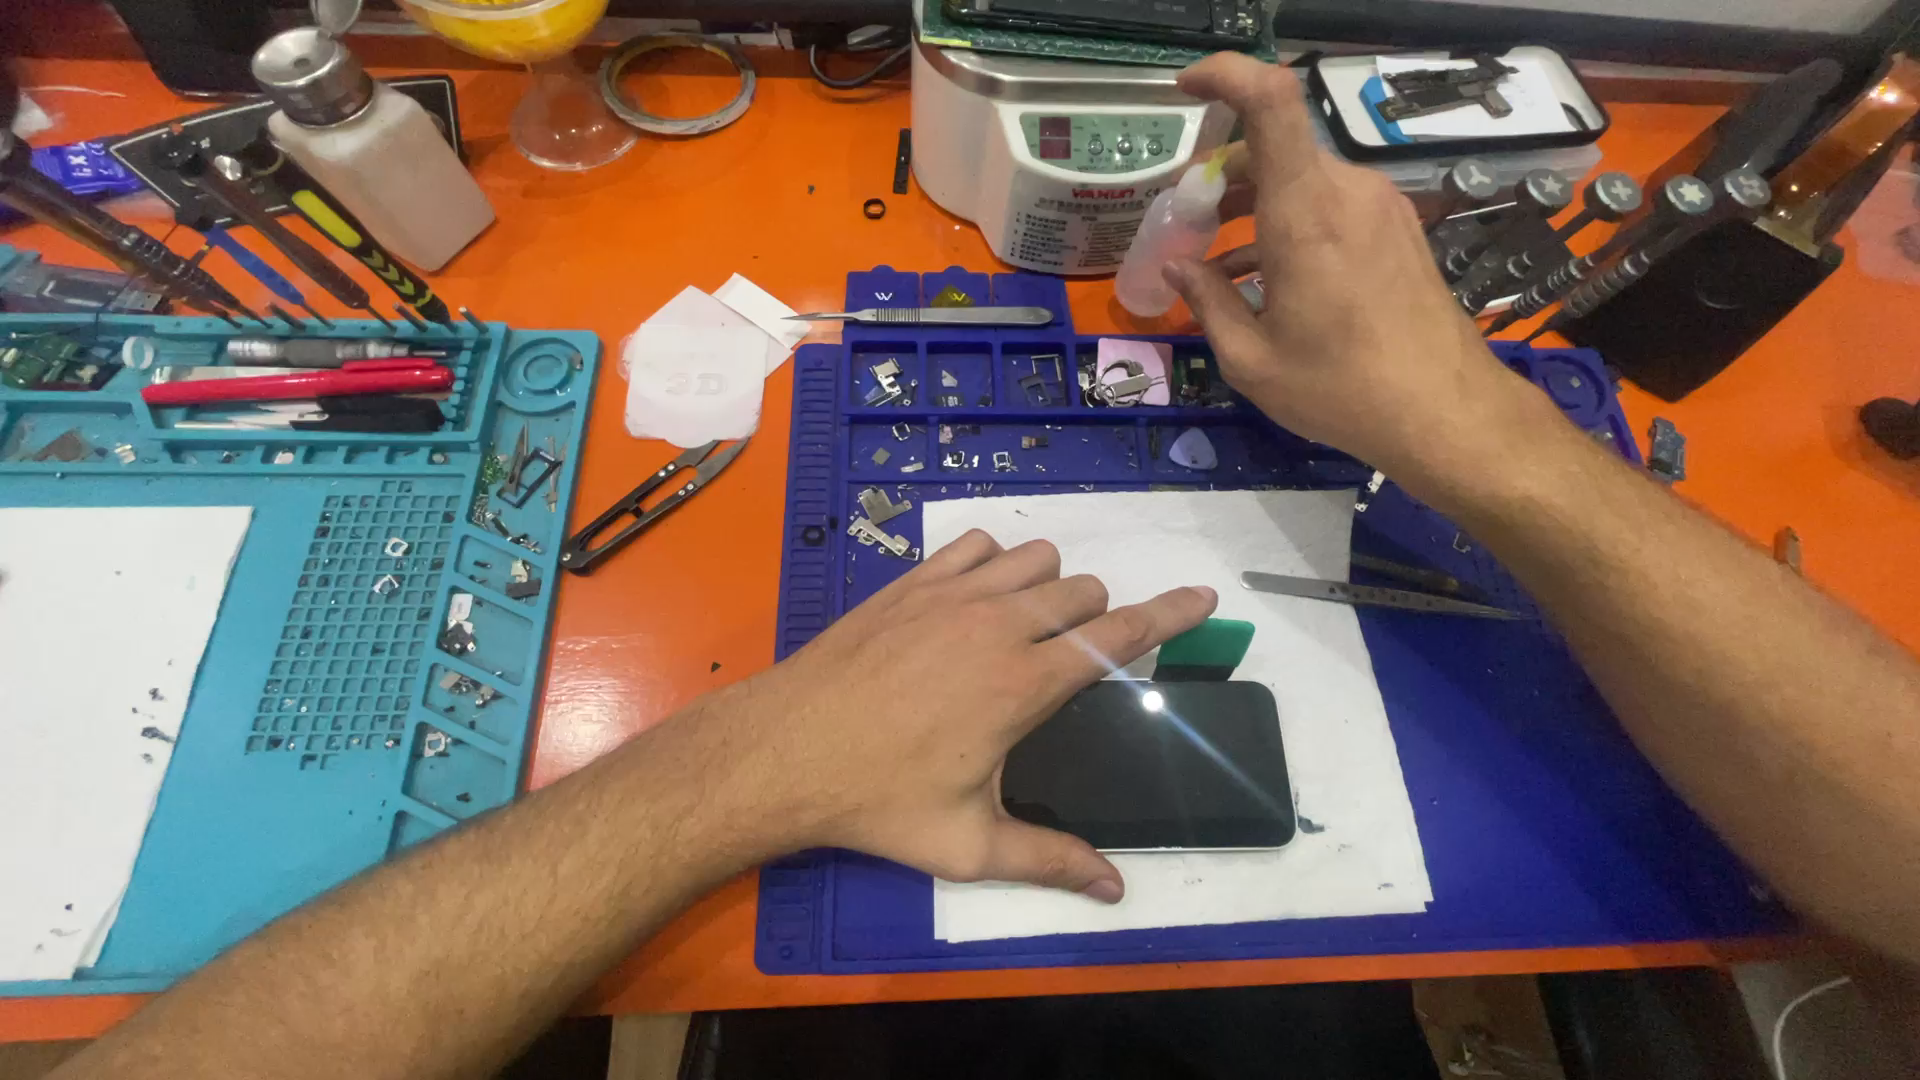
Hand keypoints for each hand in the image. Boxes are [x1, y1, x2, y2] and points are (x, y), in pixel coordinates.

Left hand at [683, 531, 1215, 900]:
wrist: (787, 750)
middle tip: (1067, 660)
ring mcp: (953, 594)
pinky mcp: (912, 582)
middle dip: (1095, 618)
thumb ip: (1050, 861)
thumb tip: (1115, 891)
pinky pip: (976, 544)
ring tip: (1024, 627)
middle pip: (1083, 591)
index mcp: (1026, 683)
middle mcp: (999, 624)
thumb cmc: (880, 799)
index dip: (1170, 614)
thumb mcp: (970, 846)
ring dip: (1047, 586)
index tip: (1203, 595)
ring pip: (1036, 557)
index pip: (1120, 637)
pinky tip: (972, 597)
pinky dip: (991, 562)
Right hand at [1166, 54, 1559, 492]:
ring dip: (1254, 202)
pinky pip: (1330, 204)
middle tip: (1187, 220)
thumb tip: (1176, 268)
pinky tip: (1268, 273)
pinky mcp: (1396, 229)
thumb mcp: (1250, 360)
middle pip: (1276, 146)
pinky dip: (1288, 220)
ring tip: (1218, 256)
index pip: (1271, 101)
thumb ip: (1207, 303)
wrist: (1440, 411)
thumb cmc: (1336, 389)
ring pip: (1303, 176)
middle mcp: (1346, 192)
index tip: (1185, 90)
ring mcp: (1379, 207)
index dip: (1226, 76)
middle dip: (1223, 173)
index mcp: (1304, 214)